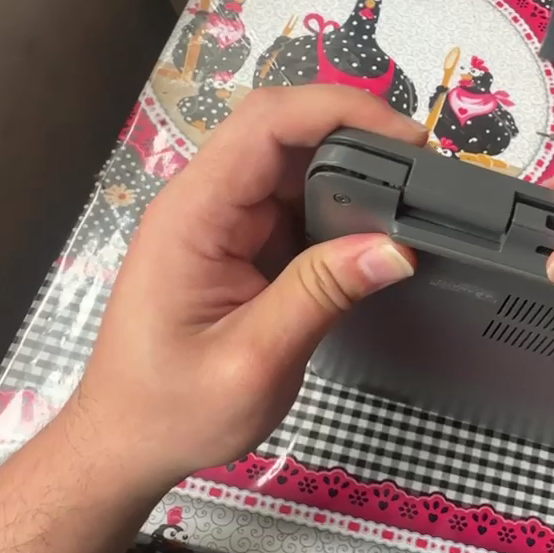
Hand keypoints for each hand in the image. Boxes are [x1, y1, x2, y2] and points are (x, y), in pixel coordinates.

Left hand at [66, 86, 427, 494]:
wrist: (128, 443)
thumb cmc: (172, 409)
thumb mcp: (254, 359)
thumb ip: (322, 294)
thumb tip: (397, 249)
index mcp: (195, 214)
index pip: (267, 123)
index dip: (340, 109)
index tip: (408, 138)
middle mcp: (207, 203)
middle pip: (286, 134)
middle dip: (360, 138)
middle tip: (425, 173)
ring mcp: (225, 223)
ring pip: (297, 168)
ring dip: (356, 177)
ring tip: (412, 201)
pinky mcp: (242, 245)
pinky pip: (297, 207)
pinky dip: (343, 212)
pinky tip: (377, 233)